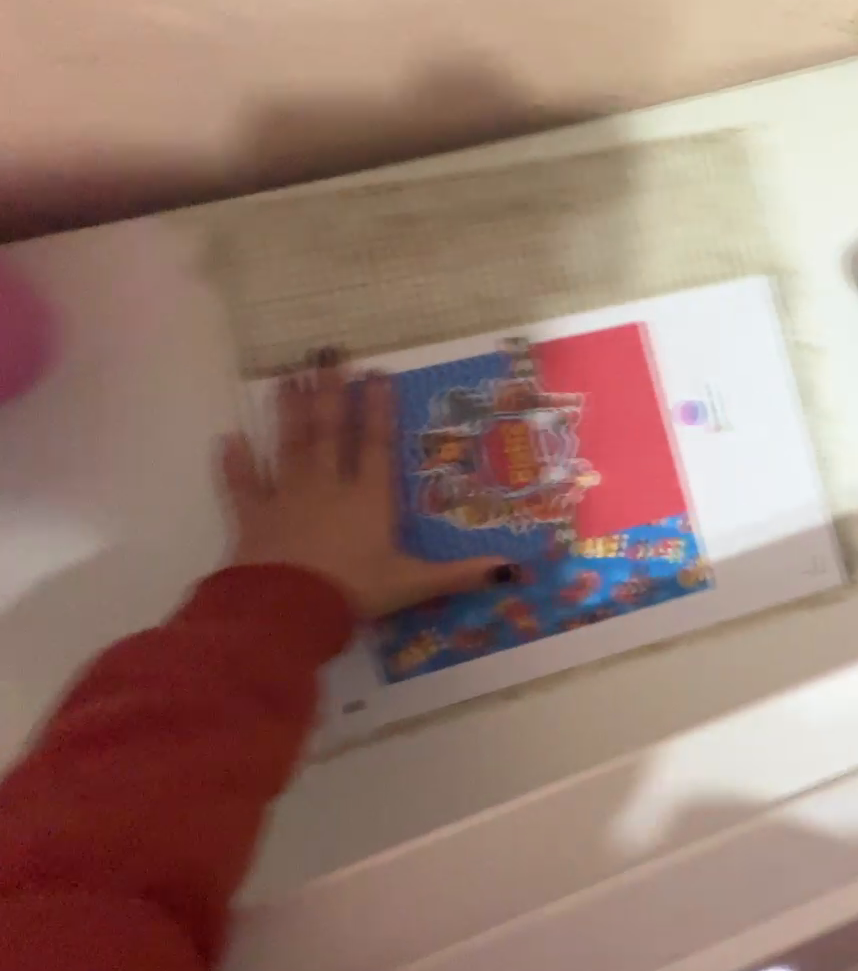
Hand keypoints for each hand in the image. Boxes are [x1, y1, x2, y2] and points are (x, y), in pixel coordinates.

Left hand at [221, 349, 511, 620]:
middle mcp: (330, 488)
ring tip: (287, 378)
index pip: (377, 445)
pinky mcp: (254, 518)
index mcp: (370, 499)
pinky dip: (235, 462)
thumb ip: (462, 574)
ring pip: (290, 447)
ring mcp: (289, 499)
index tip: (378, 375)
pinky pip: (243, 485)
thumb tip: (515, 570)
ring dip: (290, 412)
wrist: (283, 614)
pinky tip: (229, 437)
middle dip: (332, 394)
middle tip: (326, 356)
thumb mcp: (415, 583)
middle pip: (331, 433)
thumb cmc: (355, 590)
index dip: (380, 409)